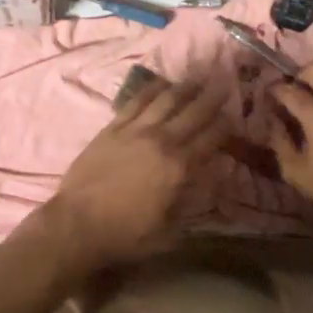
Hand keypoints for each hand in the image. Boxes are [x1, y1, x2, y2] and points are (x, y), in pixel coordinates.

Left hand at [41, 78, 230, 270]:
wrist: (78, 224)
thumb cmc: (126, 234)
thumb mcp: (170, 230)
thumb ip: (193, 202)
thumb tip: (213, 180)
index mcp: (179, 168)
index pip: (211, 139)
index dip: (226, 126)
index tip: (235, 116)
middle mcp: (161, 141)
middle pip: (193, 112)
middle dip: (212, 97)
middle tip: (224, 83)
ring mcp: (135, 131)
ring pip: (166, 100)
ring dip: (185, 87)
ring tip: (197, 78)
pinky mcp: (113, 128)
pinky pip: (136, 101)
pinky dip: (151, 89)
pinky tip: (161, 83)